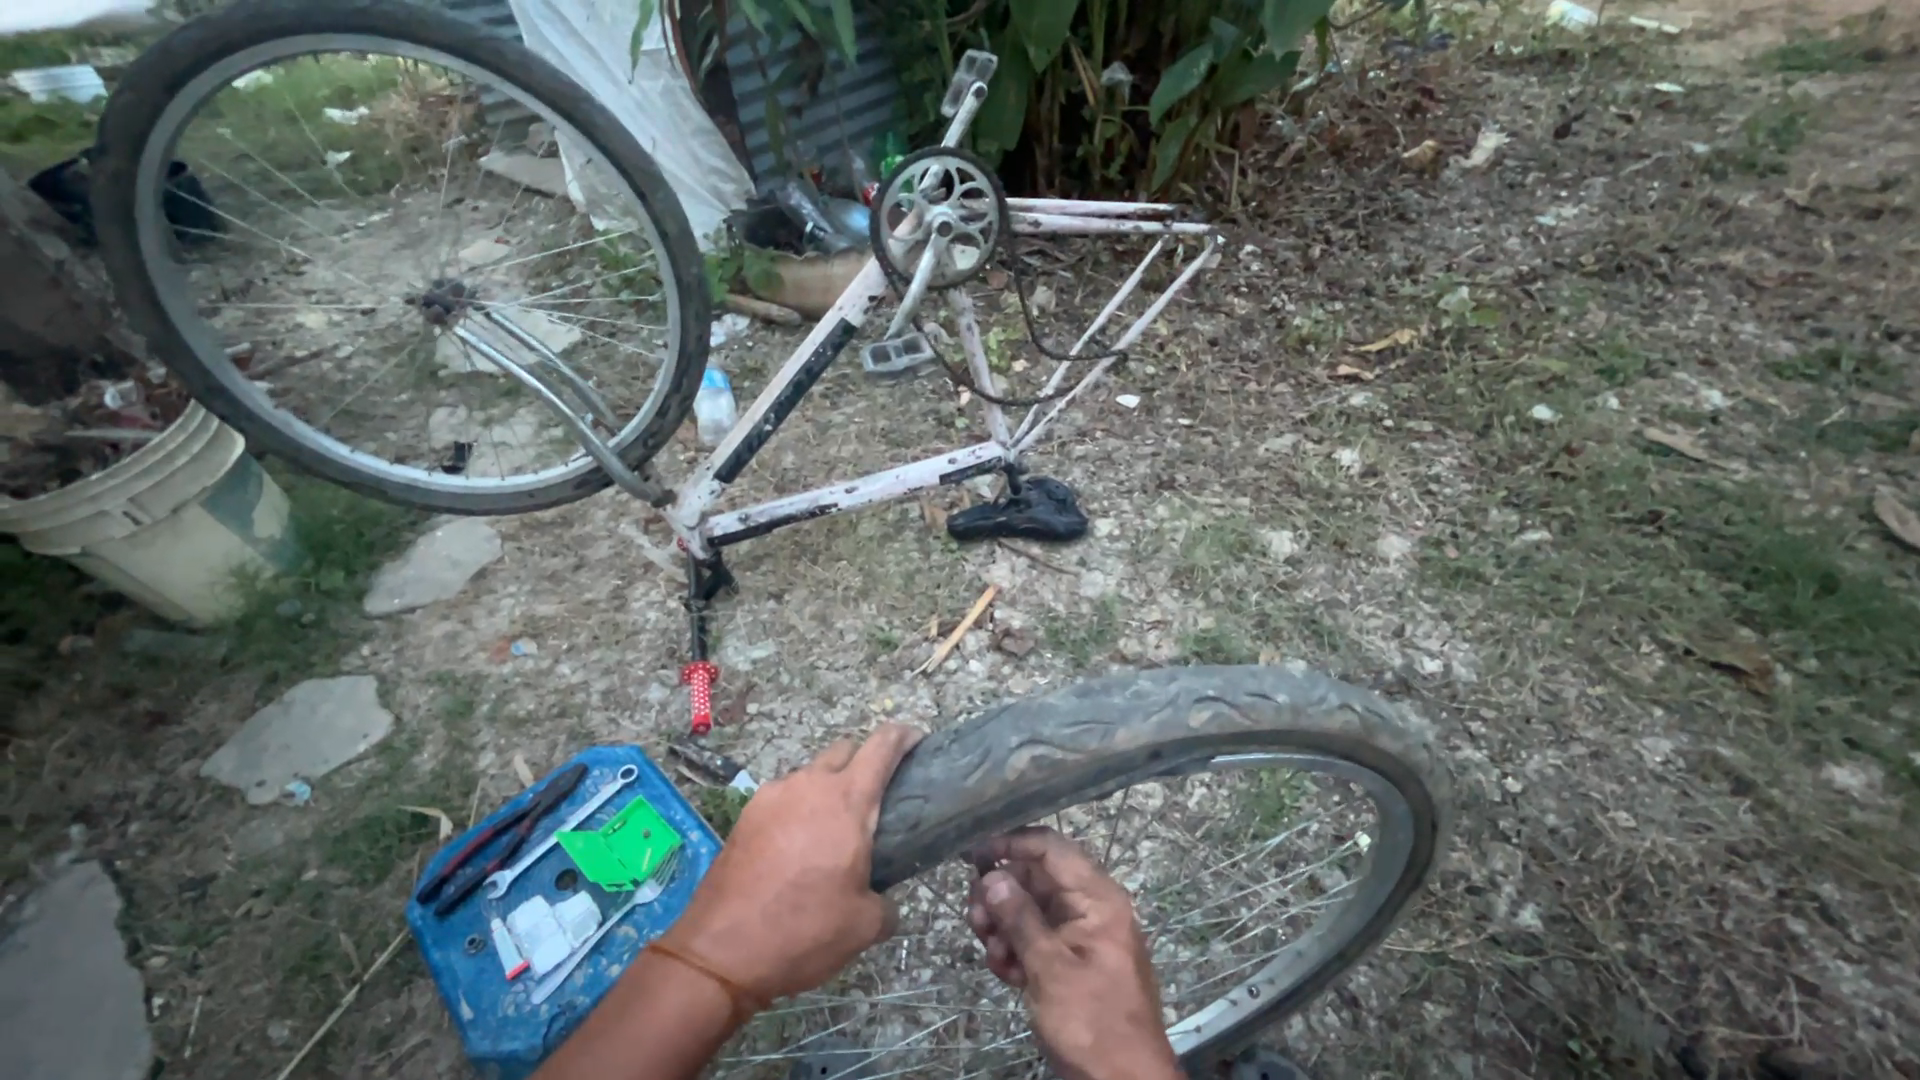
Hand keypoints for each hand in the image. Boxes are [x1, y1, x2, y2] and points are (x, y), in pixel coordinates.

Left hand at [659, 724, 923, 1002]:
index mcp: (848, 800)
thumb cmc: (803, 931)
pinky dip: (799, 808)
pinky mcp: (747, 813)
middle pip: (846, 749)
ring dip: (828, 788)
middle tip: (876, 797)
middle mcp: (810, 784)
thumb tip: (883, 901)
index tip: (918, 742)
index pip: (883, 746)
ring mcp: (773, 795)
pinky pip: (784, 796)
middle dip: (865, 762)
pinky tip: (796, 847)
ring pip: (811, 773)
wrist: (720, 952)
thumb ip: (885, 902)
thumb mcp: (864, 926)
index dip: (905, 736)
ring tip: (831, 830)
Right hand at [968, 827, 1181, 1079]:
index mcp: (1097, 898)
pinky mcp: (1068, 963)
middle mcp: (1088, 908)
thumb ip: (1019, 918)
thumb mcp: (1050, 968)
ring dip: (1003, 926)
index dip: (1011, 844)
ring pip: (1030, 911)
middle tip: (974, 918)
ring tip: (991, 952)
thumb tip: (992, 877)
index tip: (973, 855)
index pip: (1050, 848)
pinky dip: (1015, 950)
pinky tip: (1004, 972)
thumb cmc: (1092, 1021)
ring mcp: (1079, 936)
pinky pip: (1034, 940)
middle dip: (1001, 895)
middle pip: (1035, 879)